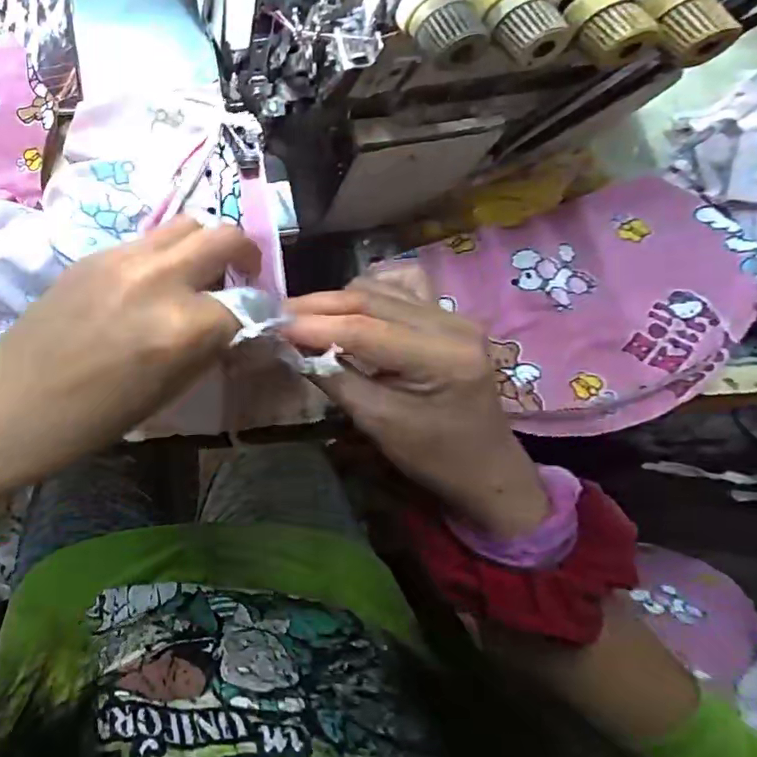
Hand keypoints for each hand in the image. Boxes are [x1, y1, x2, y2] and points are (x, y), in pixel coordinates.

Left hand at [0, 217, 258, 492]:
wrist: (10, 403)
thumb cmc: (88, 421)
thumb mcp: (164, 394)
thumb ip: (204, 350)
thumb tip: (234, 326)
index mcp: (181, 327)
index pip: (246, 304)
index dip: (257, 316)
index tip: (254, 324)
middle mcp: (158, 279)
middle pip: (226, 236)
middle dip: (244, 258)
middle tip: (239, 281)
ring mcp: (122, 259)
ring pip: (186, 224)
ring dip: (203, 246)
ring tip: (195, 277)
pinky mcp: (93, 254)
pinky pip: (147, 240)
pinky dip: (164, 255)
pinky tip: (149, 285)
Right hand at [282, 271, 548, 537]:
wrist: (485, 468)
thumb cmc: (434, 456)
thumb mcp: (378, 423)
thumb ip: (335, 378)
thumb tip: (291, 348)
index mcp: (443, 356)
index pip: (363, 329)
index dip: (312, 325)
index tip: (271, 326)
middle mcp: (452, 323)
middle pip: (369, 299)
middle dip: (317, 305)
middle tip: (275, 316)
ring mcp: (452, 315)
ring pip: (378, 289)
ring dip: (335, 301)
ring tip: (302, 319)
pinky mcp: (445, 316)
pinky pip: (395, 291)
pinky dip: (362, 298)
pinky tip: (343, 313)